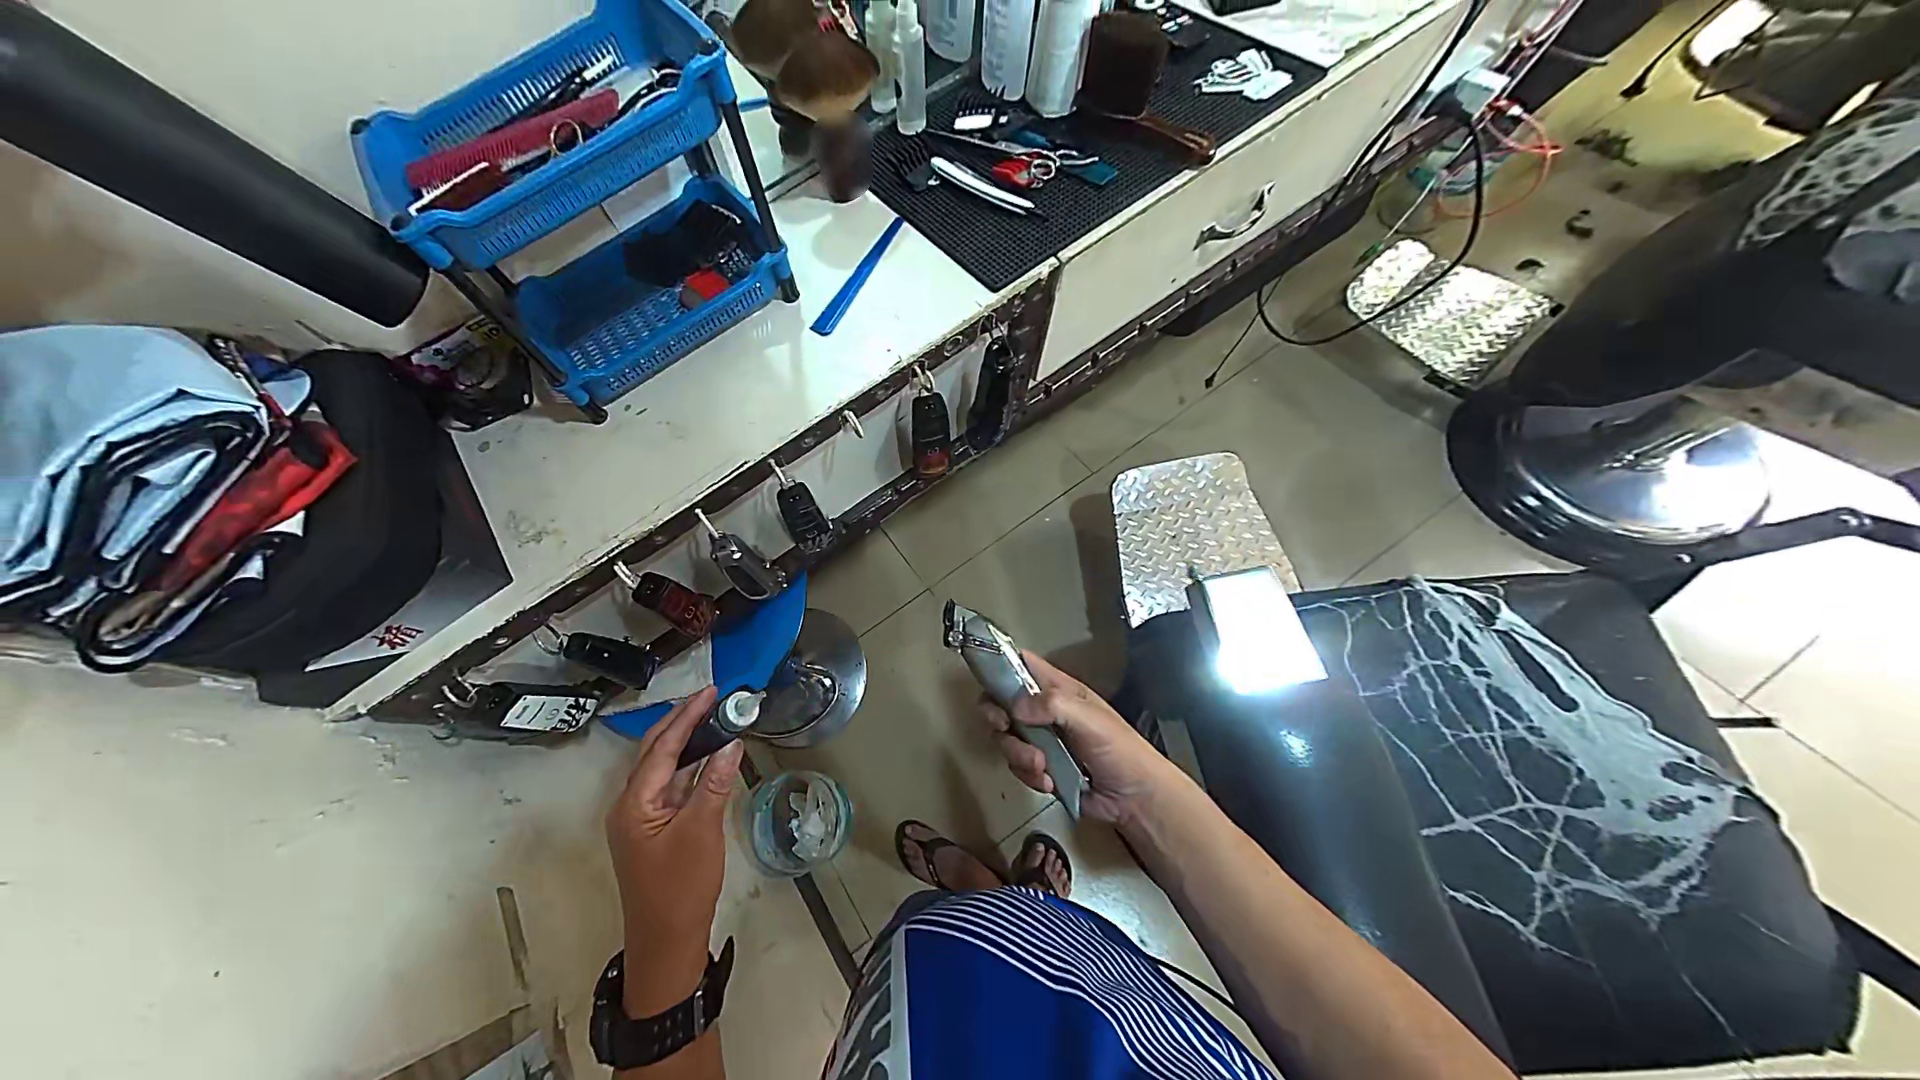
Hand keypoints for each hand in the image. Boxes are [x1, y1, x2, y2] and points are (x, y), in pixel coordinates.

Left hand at [605, 686, 743, 1017]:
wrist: (667, 941)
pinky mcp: (653, 828)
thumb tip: (731, 743)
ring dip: (686, 741)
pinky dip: (689, 766)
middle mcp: (630, 805)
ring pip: (662, 767)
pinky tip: (708, 756)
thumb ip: (714, 783)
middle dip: (681, 721)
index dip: (688, 716)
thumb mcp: (702, 831)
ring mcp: (640, 818)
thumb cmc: (682, 886)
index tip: (711, 692)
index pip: (662, 747)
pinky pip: (670, 785)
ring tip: (712, 716)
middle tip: (711, 697)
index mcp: (634, 803)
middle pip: (655, 751)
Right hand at [979, 651, 1187, 829]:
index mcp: (1058, 689)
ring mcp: (1042, 740)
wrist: (1135, 799)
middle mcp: (1045, 711)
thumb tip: (1015, 705)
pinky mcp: (1041, 767)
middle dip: (996, 717)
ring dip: (1019, 755)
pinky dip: (1030, 776)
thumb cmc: (1121, 750)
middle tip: (1002, 728)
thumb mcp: (1089, 719)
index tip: (986, 680)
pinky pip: (1018, 767)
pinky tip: (1050, 781)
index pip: (1021, 665)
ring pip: (1007, 739)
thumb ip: (1052, 705)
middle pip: (1001, 703)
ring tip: (1042, 766)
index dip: (999, 665)